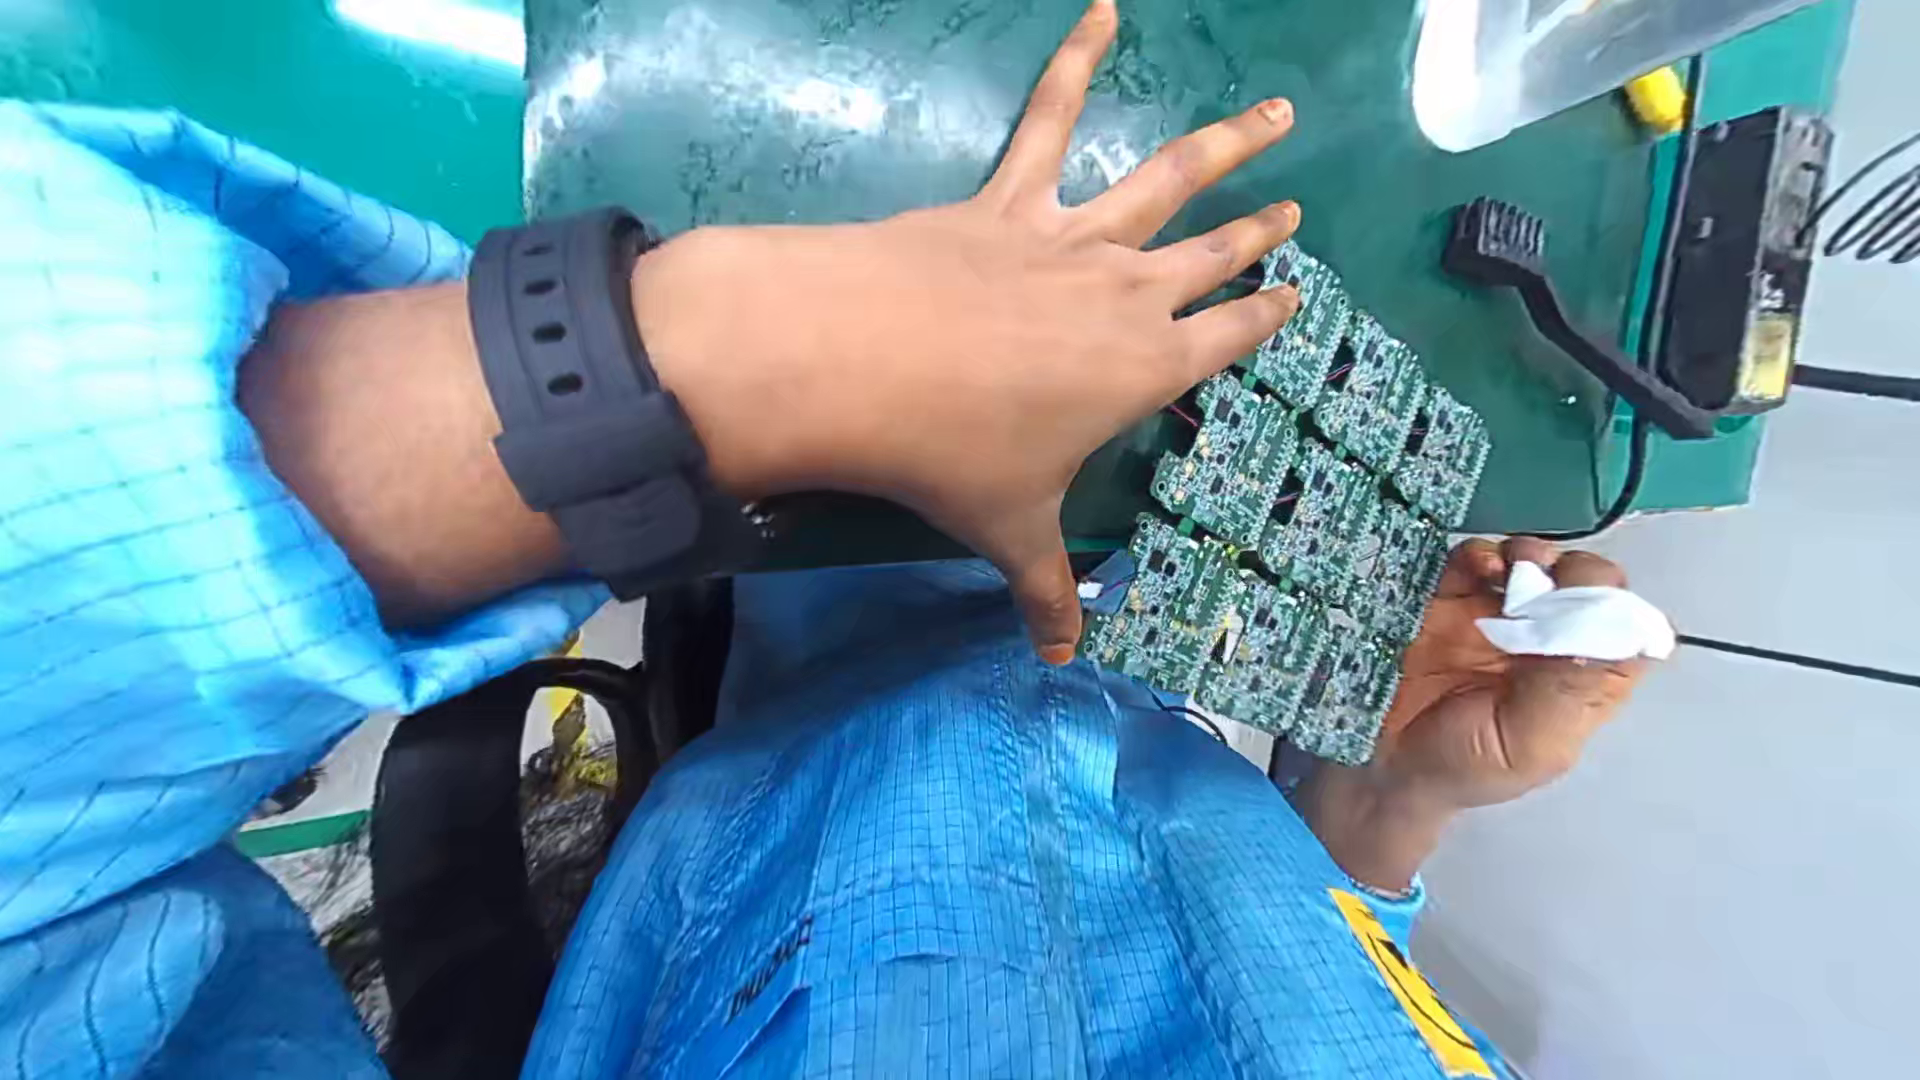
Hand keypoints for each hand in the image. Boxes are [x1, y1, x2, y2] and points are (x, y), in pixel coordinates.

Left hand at [632, 0, 1301, 662]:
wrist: (866, 367)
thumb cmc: (955, 456)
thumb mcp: (1009, 532)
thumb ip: (1044, 596)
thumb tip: (1062, 665)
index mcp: (1138, 372)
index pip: (1222, 343)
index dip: (1260, 323)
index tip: (1292, 297)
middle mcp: (1120, 297)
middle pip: (1207, 258)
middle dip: (1254, 233)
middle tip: (1294, 202)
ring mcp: (1064, 241)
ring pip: (1162, 181)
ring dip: (1222, 146)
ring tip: (1273, 111)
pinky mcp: (1002, 203)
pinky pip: (1045, 122)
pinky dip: (1074, 61)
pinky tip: (1100, 8)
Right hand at [1295, 538, 1652, 889]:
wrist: (1382, 760)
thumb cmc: (1462, 764)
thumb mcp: (1528, 742)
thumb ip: (1566, 690)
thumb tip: (1605, 628)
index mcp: (1580, 679)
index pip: (1621, 626)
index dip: (1610, 604)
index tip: (1580, 605)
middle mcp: (1543, 641)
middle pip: (1580, 585)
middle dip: (1569, 572)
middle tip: (1537, 580)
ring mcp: (1490, 618)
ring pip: (1527, 565)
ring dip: (1524, 557)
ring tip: (1503, 570)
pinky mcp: (1441, 603)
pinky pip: (1466, 565)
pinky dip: (1475, 555)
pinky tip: (1474, 567)